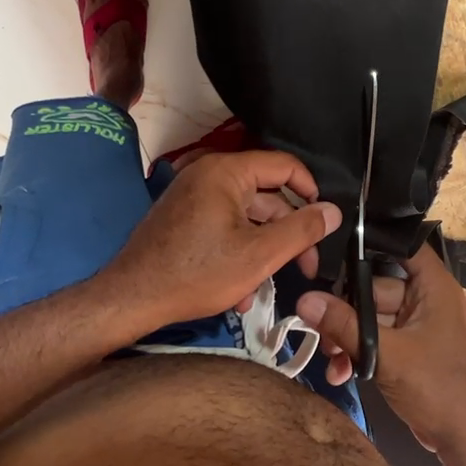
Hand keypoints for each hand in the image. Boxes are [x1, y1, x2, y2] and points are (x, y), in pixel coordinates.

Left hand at [100, 151, 340, 332]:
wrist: (131, 299)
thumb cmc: (197, 273)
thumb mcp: (259, 255)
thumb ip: (302, 230)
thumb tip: (334, 211)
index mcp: (227, 172)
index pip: (285, 166)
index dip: (312, 192)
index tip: (325, 224)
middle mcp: (208, 176)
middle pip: (267, 197)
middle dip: (288, 234)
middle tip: (307, 268)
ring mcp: (193, 198)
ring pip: (246, 219)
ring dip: (263, 253)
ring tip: (267, 289)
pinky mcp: (183, 221)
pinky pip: (224, 230)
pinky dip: (238, 254)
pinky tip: (240, 291)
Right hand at [297, 245, 465, 454]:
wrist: (465, 441)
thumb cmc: (439, 388)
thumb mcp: (387, 355)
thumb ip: (345, 326)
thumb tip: (304, 300)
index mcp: (433, 287)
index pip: (400, 245)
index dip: (368, 242)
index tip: (329, 250)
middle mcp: (426, 299)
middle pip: (374, 286)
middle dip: (345, 310)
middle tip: (317, 326)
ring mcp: (417, 326)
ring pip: (371, 317)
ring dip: (348, 337)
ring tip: (329, 357)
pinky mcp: (409, 351)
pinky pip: (377, 340)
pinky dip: (359, 354)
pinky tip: (340, 373)